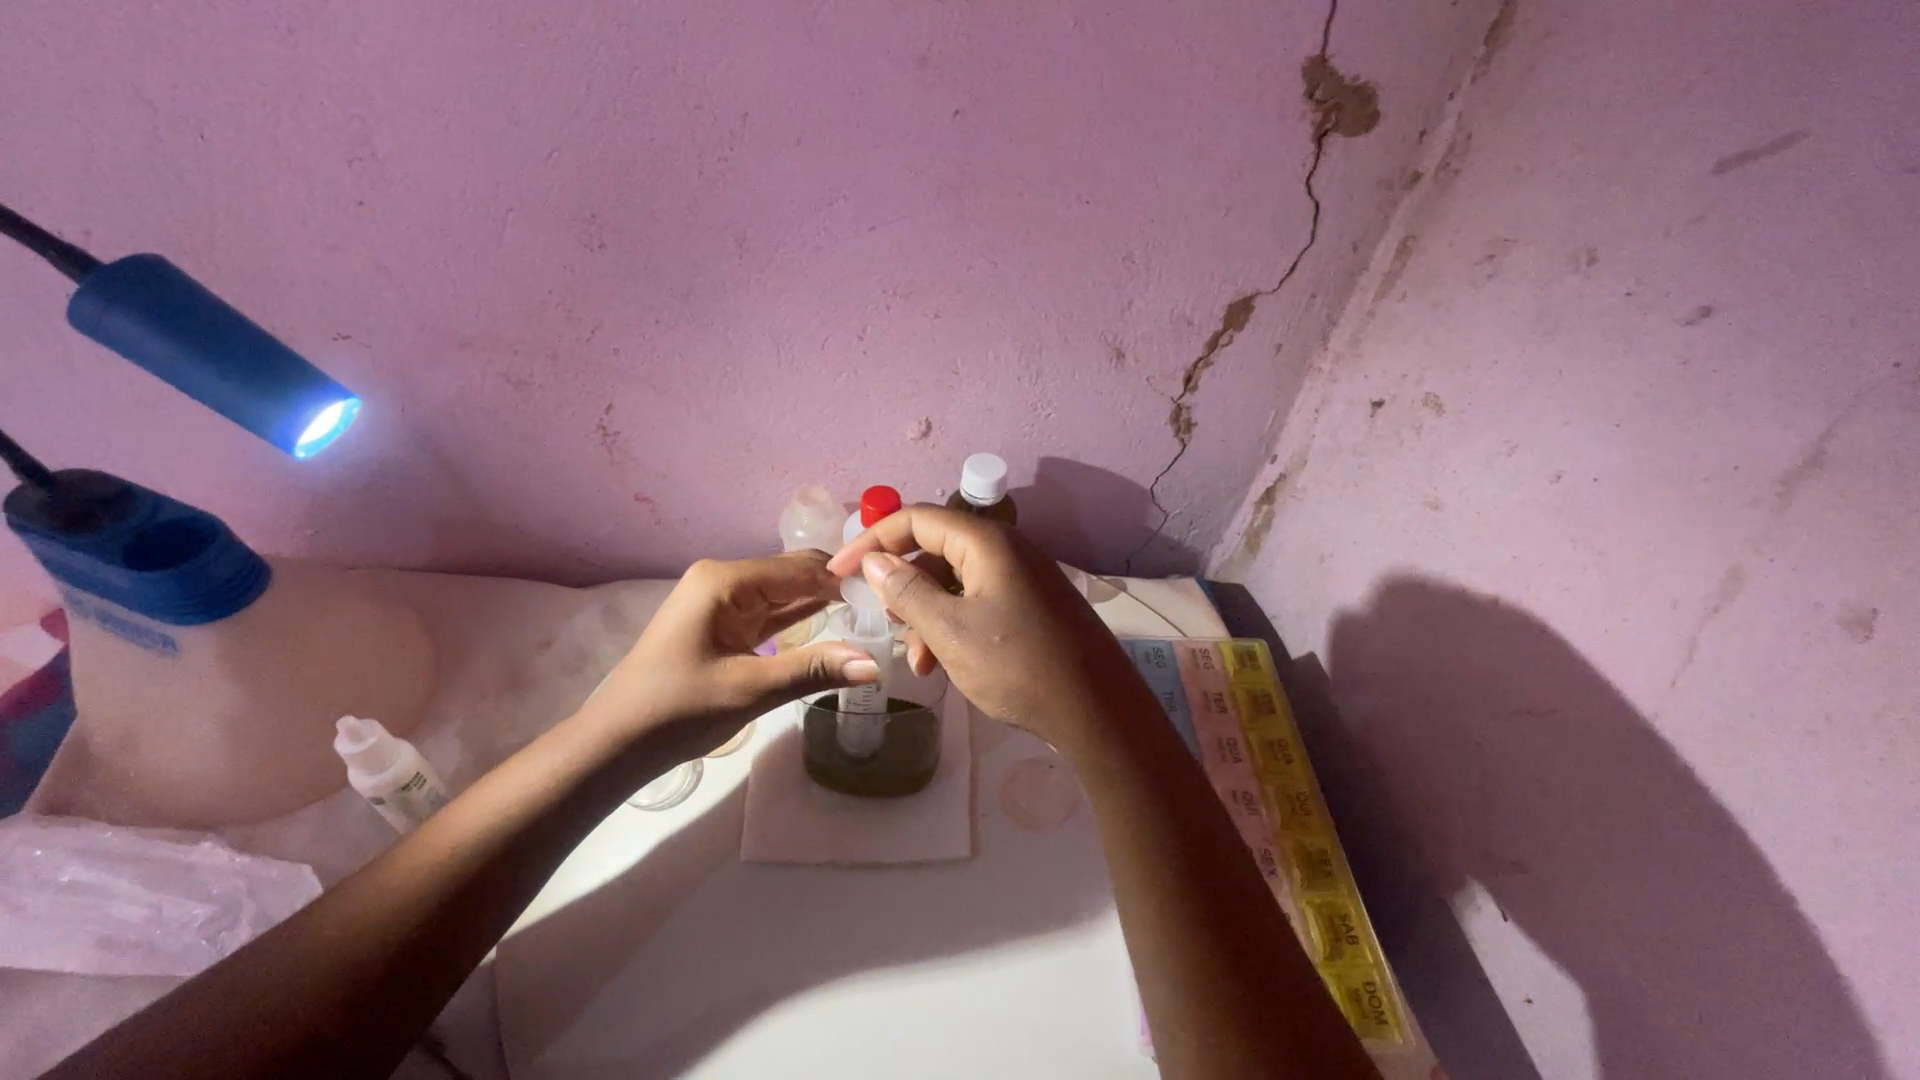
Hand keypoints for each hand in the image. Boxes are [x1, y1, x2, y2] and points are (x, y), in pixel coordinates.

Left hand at [578, 551, 879, 760]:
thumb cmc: (677, 710)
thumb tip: (875, 664)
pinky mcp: (722, 624)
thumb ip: (814, 670)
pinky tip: (835, 621)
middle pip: (794, 573)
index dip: (846, 579)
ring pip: (785, 593)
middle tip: (887, 603)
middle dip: (837, 585)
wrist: (616, 744)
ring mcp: (721, 601)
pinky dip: (800, 618)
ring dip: (822, 602)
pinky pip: (771, 612)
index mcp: (725, 580)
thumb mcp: (750, 690)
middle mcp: (724, 579)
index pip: (801, 568)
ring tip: (872, 610)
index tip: (891, 593)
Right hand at [828, 506, 1146, 750]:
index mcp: (987, 543)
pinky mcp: (1032, 606)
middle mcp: (1007, 551)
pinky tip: (943, 664)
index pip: (916, 518)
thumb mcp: (950, 632)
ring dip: (926, 616)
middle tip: (884, 623)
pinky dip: (953, 626)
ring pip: (955, 582)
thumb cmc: (1018, 667)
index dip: (872, 540)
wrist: (1099, 712)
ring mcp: (1023, 579)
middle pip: (936, 550)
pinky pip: (978, 602)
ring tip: (918, 661)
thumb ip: (907, 591)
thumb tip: (876, 561)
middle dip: (903, 586)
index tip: (839, 572)